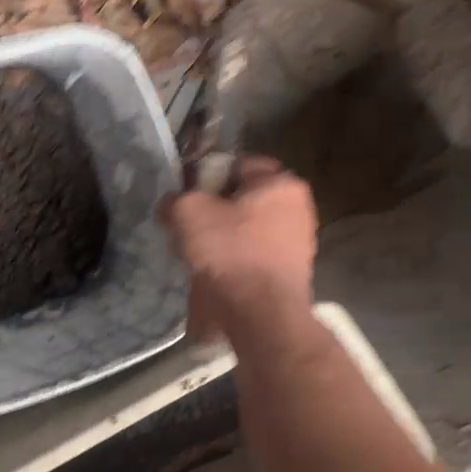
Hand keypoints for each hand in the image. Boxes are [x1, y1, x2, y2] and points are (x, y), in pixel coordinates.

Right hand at [159, 156, 316, 332]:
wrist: (257, 308)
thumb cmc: (226, 249)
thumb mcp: (185, 212)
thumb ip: (174, 198)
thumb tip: (173, 204)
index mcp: (280, 183)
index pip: (237, 163)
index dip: (206, 173)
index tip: (184, 192)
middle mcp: (298, 205)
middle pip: (243, 195)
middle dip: (213, 204)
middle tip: (186, 220)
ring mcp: (297, 238)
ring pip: (246, 222)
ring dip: (221, 230)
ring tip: (195, 246)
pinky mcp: (289, 266)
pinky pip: (252, 247)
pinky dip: (232, 252)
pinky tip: (212, 265)